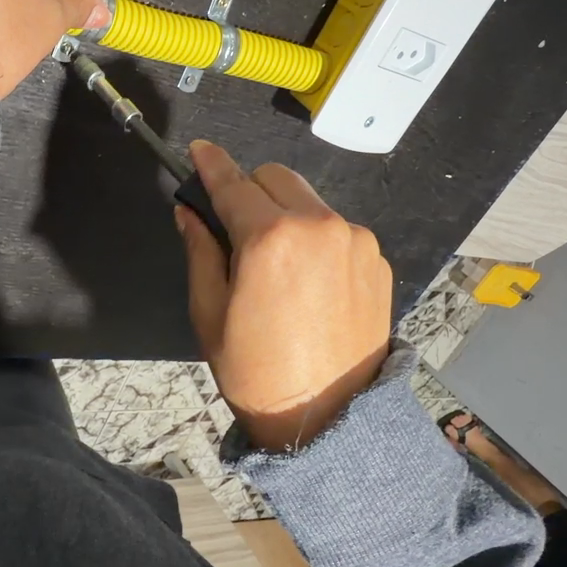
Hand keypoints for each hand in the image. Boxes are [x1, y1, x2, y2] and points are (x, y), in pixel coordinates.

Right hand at [180, 141, 393, 451]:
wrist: (325, 415)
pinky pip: (336, 229)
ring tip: (274, 263)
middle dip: (249, 188)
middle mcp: (319, 225)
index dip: (211, 164)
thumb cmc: (253, 371)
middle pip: (276, 177)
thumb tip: (189, 213)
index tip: (198, 150)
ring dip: (283, 212)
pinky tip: (306, 282)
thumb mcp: (209, 313)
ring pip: (309, 200)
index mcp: (270, 238)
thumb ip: (200, 252)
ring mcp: (355, 240)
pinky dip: (314, 238)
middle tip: (232, 225)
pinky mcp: (376, 259)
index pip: (233, 183)